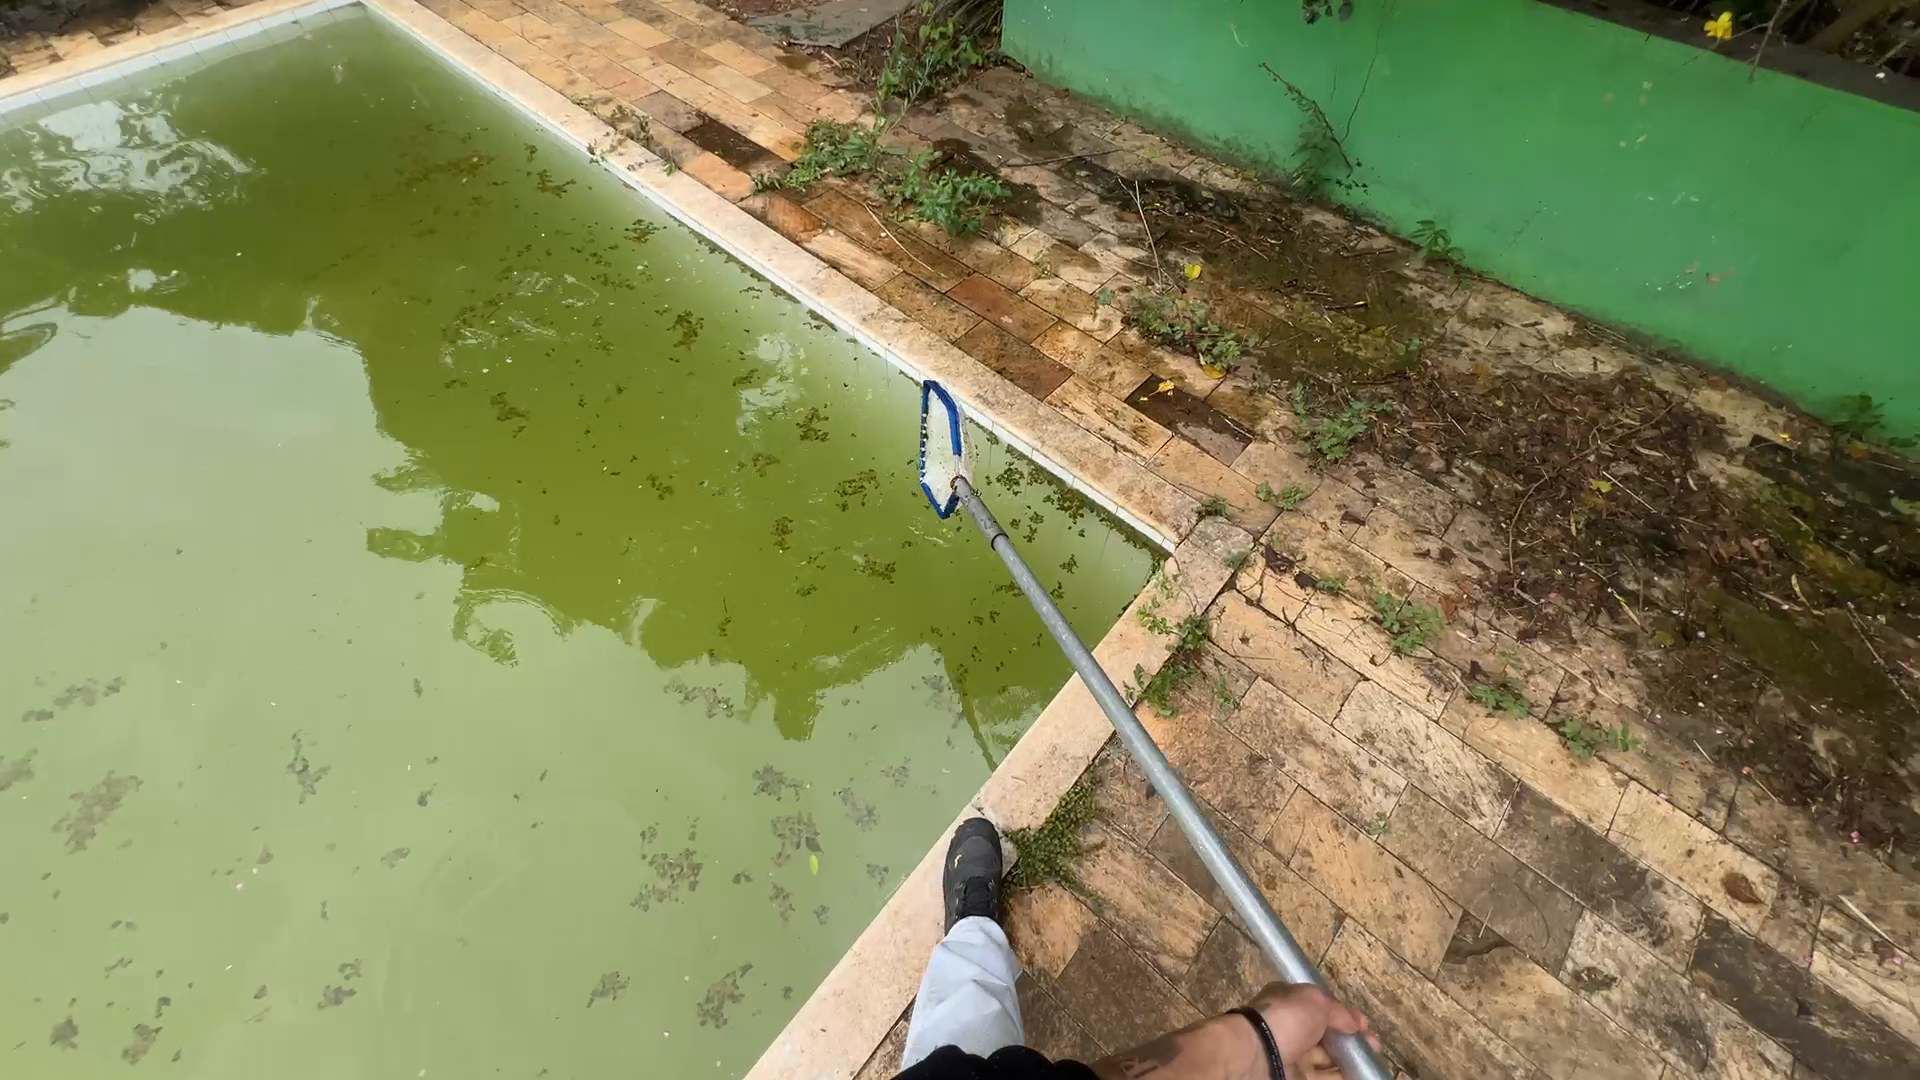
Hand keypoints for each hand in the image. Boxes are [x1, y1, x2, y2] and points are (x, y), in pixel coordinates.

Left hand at [1246, 983, 1378, 1075]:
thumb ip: (1337, 1011)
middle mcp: (1290, 1027)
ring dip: (1350, 1061)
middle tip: (1373, 1047)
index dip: (1341, 1013)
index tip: (1363, 1025)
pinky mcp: (1297, 1079)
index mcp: (1287, 1001)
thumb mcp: (1314, 1002)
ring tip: (1373, 1063)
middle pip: (1324, 1034)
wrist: (1257, 1056)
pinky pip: (1326, 1078)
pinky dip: (1343, 1077)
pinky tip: (1363, 1076)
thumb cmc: (1285, 1019)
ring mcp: (1294, 1056)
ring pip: (1326, 1059)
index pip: (1317, 1006)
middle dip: (1350, 1040)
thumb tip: (1358, 1021)